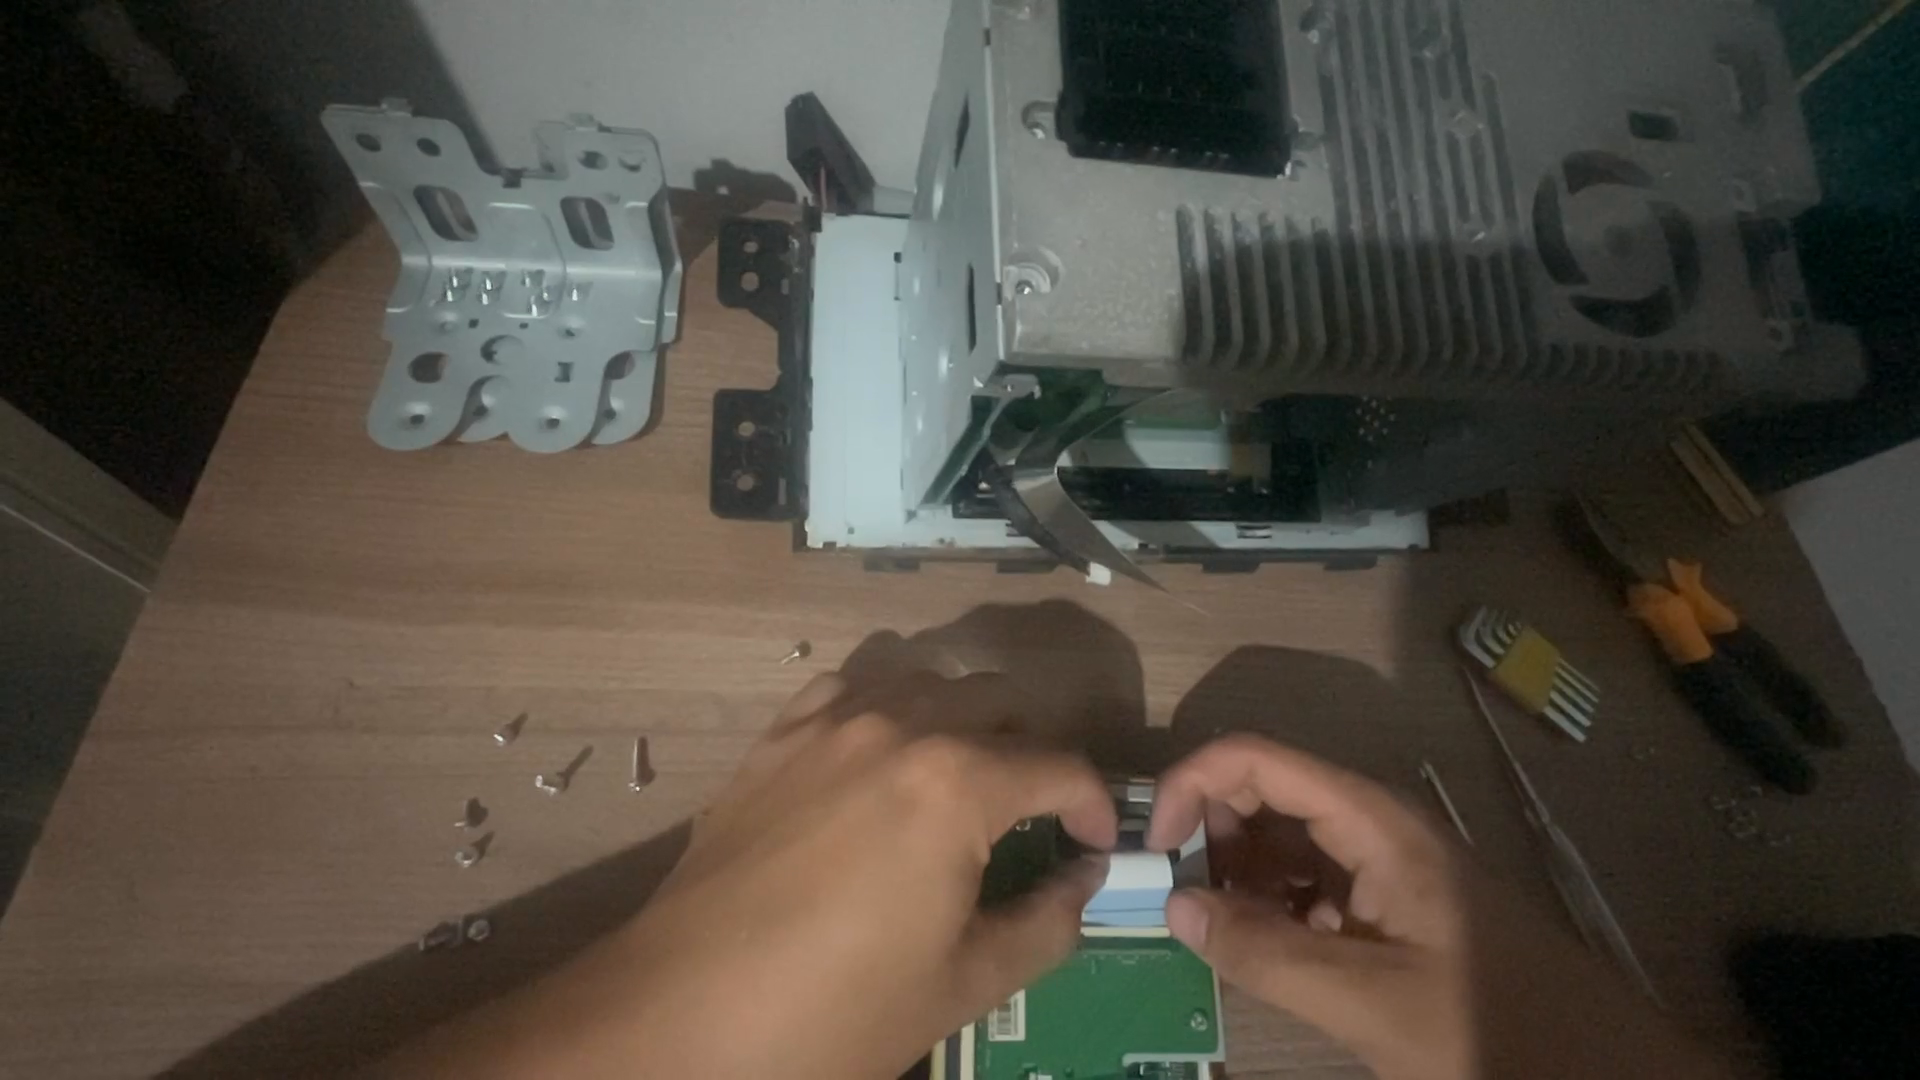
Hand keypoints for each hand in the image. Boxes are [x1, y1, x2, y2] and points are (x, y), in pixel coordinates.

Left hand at [376, 673, 1115, 1079]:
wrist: (680, 1017)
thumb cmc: (835, 1010)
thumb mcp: (963, 984)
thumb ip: (1045, 921)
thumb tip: (1086, 876)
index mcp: (956, 783)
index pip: (1059, 764)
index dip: (1092, 802)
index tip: (1094, 844)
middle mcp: (901, 725)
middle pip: (999, 702)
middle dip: (1033, 753)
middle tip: (1030, 815)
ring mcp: (833, 719)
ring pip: (928, 679)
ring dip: (963, 719)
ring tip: (959, 776)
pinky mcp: (780, 732)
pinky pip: (851, 686)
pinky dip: (886, 705)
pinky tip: (878, 752)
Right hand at [1147, 735, 1740, 1079]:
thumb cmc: (1497, 1031)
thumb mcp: (1371, 1001)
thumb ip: (1265, 953)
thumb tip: (1172, 906)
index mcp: (1368, 818)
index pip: (1253, 759)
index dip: (1191, 787)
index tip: (1155, 850)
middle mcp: (1368, 821)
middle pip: (1261, 789)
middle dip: (1208, 832)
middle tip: (1180, 897)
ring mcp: (1378, 859)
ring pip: (1279, 837)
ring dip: (1235, 872)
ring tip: (1216, 930)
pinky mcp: (1386, 898)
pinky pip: (1305, 879)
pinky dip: (1268, 903)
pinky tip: (1262, 949)